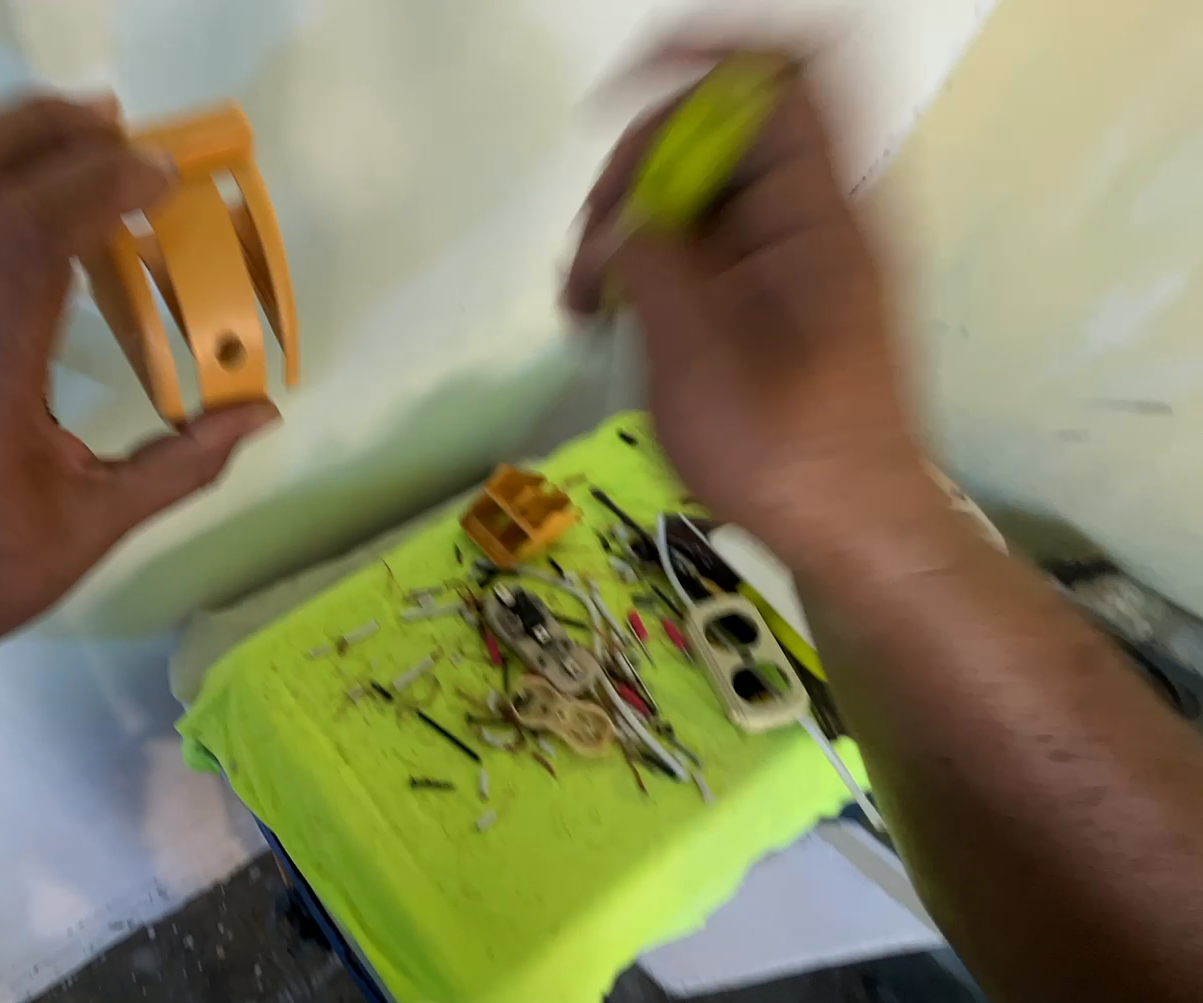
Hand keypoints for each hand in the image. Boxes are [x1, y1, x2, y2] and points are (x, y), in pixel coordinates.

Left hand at [0, 97, 279, 690]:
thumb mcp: (97, 528)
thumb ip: (185, 464)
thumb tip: (263, 414)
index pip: (28, 242)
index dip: (97, 187)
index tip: (159, 175)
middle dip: (43, 132)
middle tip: (117, 125)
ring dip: (2, 146)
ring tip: (75, 135)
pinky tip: (29, 207)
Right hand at [564, 49, 942, 567]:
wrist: (838, 520)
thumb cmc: (782, 449)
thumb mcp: (705, 360)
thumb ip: (658, 270)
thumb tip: (616, 227)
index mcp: (817, 214)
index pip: (775, 81)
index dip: (695, 65)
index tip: (608, 107)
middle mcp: (799, 218)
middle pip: (709, 137)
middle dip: (628, 180)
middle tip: (588, 258)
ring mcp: (771, 257)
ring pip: (682, 196)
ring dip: (618, 233)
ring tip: (581, 303)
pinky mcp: (745, 295)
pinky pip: (681, 247)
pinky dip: (631, 267)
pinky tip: (599, 315)